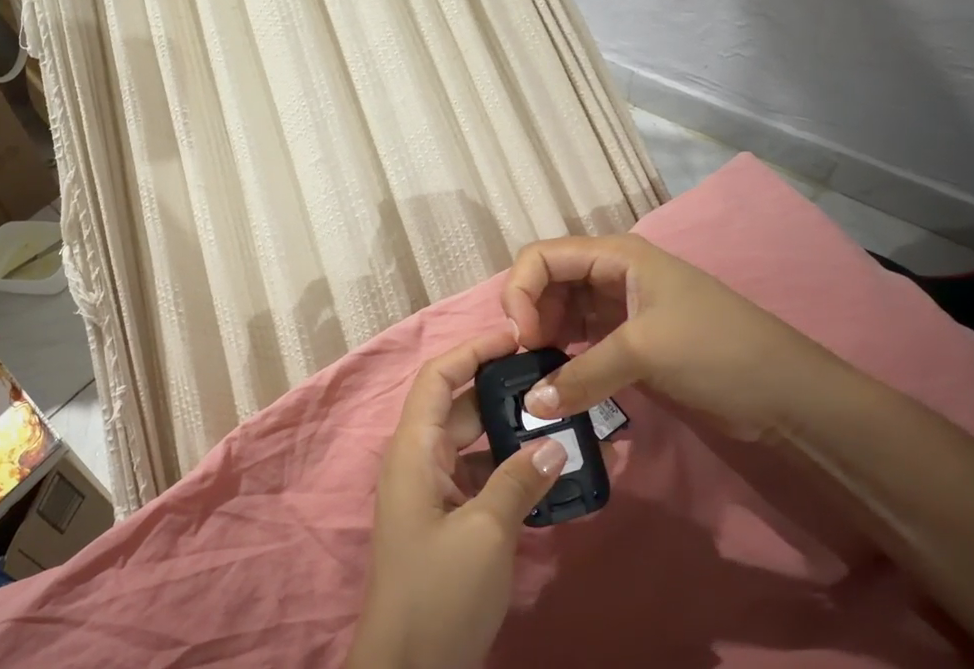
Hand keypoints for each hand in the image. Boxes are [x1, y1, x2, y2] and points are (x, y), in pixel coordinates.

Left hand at [348, 329, 569, 668]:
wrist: (409, 665)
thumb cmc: (440, 590)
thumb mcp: (486, 532)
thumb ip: (520, 480)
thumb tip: (555, 441)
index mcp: (413, 449)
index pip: (437, 377)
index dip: (473, 350)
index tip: (518, 337)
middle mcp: (417, 460)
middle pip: (458, 406)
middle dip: (502, 391)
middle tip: (555, 382)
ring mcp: (430, 491)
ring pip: (472, 443)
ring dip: (511, 433)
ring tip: (564, 422)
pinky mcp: (445, 520)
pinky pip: (477, 477)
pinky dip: (508, 469)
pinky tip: (551, 472)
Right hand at [504, 234, 846, 442]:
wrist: (789, 396)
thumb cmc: (716, 352)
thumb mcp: (643, 354)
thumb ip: (579, 376)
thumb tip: (530, 406)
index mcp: (616, 255)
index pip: (541, 257)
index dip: (520, 291)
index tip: (521, 339)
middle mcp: (613, 273)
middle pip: (547, 282)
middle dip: (529, 317)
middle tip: (526, 361)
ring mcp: (622, 307)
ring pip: (561, 313)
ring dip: (545, 339)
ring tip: (539, 376)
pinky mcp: (631, 341)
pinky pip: (581, 340)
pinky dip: (564, 357)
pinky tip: (559, 382)